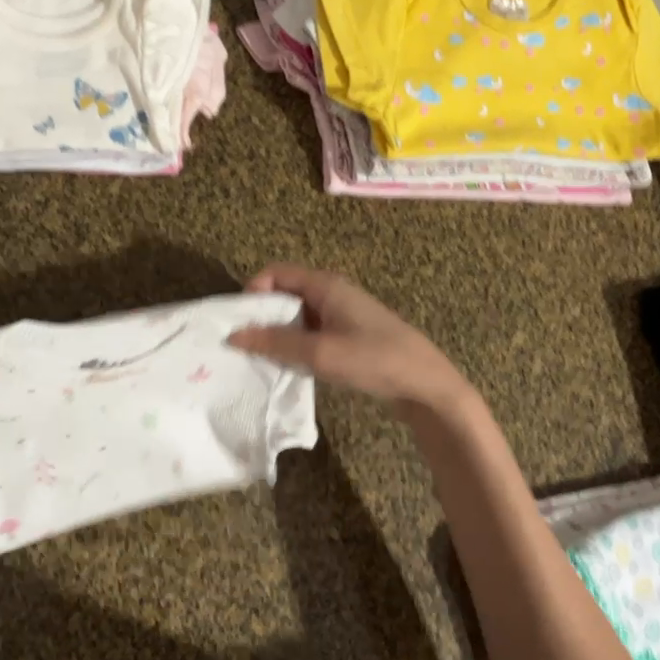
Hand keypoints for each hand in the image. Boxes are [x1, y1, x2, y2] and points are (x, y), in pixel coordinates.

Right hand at [228, 263, 473, 413]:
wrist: (426, 386)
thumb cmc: (374, 360)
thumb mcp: (320, 353)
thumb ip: (275, 343)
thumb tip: (233, 335)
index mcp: (326, 285)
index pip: (276, 273)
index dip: (253, 291)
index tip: (240, 321)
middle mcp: (332, 294)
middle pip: (284, 294)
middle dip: (262, 316)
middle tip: (244, 345)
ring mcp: (342, 316)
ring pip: (297, 317)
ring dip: (279, 335)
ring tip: (262, 360)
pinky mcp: (349, 338)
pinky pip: (312, 334)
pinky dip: (296, 346)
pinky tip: (291, 368)